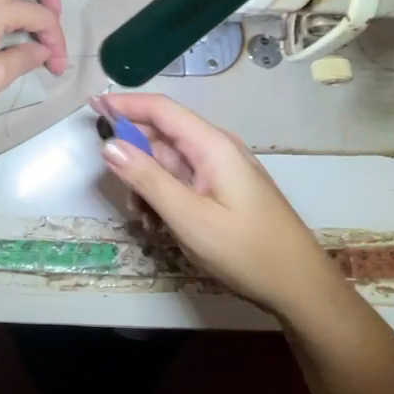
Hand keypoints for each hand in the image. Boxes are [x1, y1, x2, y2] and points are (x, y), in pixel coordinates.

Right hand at [96, 93, 338, 314]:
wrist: (301, 289)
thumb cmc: (246, 251)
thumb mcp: (188, 218)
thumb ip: (146, 179)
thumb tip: (108, 144)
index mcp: (212, 145)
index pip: (161, 109)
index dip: (124, 103)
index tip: (91, 104)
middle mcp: (216, 149)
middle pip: (162, 135)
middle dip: (132, 153)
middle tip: (112, 181)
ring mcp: (221, 170)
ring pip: (168, 161)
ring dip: (146, 181)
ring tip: (141, 216)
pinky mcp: (223, 190)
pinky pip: (182, 180)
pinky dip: (163, 195)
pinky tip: (158, 223)